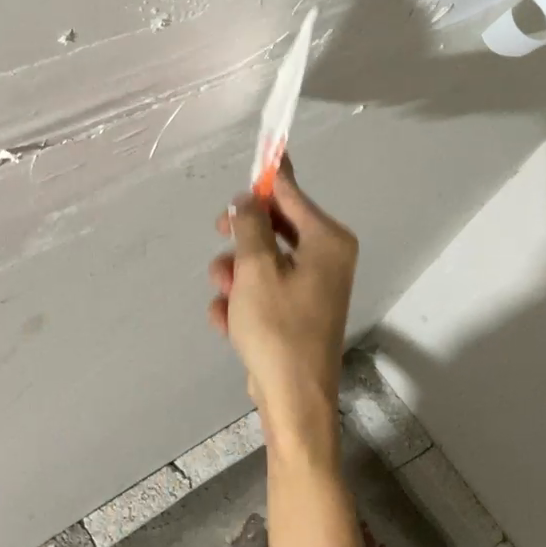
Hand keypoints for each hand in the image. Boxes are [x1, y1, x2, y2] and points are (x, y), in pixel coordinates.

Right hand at [206, 158, 357, 456]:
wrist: (293, 396)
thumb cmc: (277, 327)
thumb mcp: (256, 268)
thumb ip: (250, 225)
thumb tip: (248, 198)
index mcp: (327, 240)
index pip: (292, 193)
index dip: (268, 175)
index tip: (259, 150)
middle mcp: (326, 259)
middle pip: (275, 227)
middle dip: (241, 238)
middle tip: (218, 236)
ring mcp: (312, 289)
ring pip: (262, 262)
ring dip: (234, 275)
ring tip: (222, 296)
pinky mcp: (296, 315)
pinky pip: (262, 293)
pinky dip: (241, 303)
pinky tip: (227, 322)